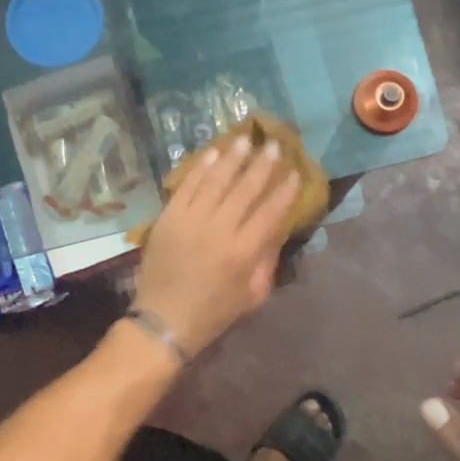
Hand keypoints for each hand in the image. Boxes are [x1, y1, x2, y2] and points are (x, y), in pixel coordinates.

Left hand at [133, 134, 300, 354]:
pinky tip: (213, 153)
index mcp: (244, 252)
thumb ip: (267, 261)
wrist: (164, 320)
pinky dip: (201, 168)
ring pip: (216, 181)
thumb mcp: (253, 296)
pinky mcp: (169, 217)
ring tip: (245, 140)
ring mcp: (191, 221)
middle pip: (246, 189)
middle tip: (273, 145)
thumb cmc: (213, 313)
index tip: (295, 173)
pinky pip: (187, 186)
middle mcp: (220, 230)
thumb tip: (276, 230)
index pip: (271, 212)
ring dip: (233, 158)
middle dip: (262, 165)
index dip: (285, 191)